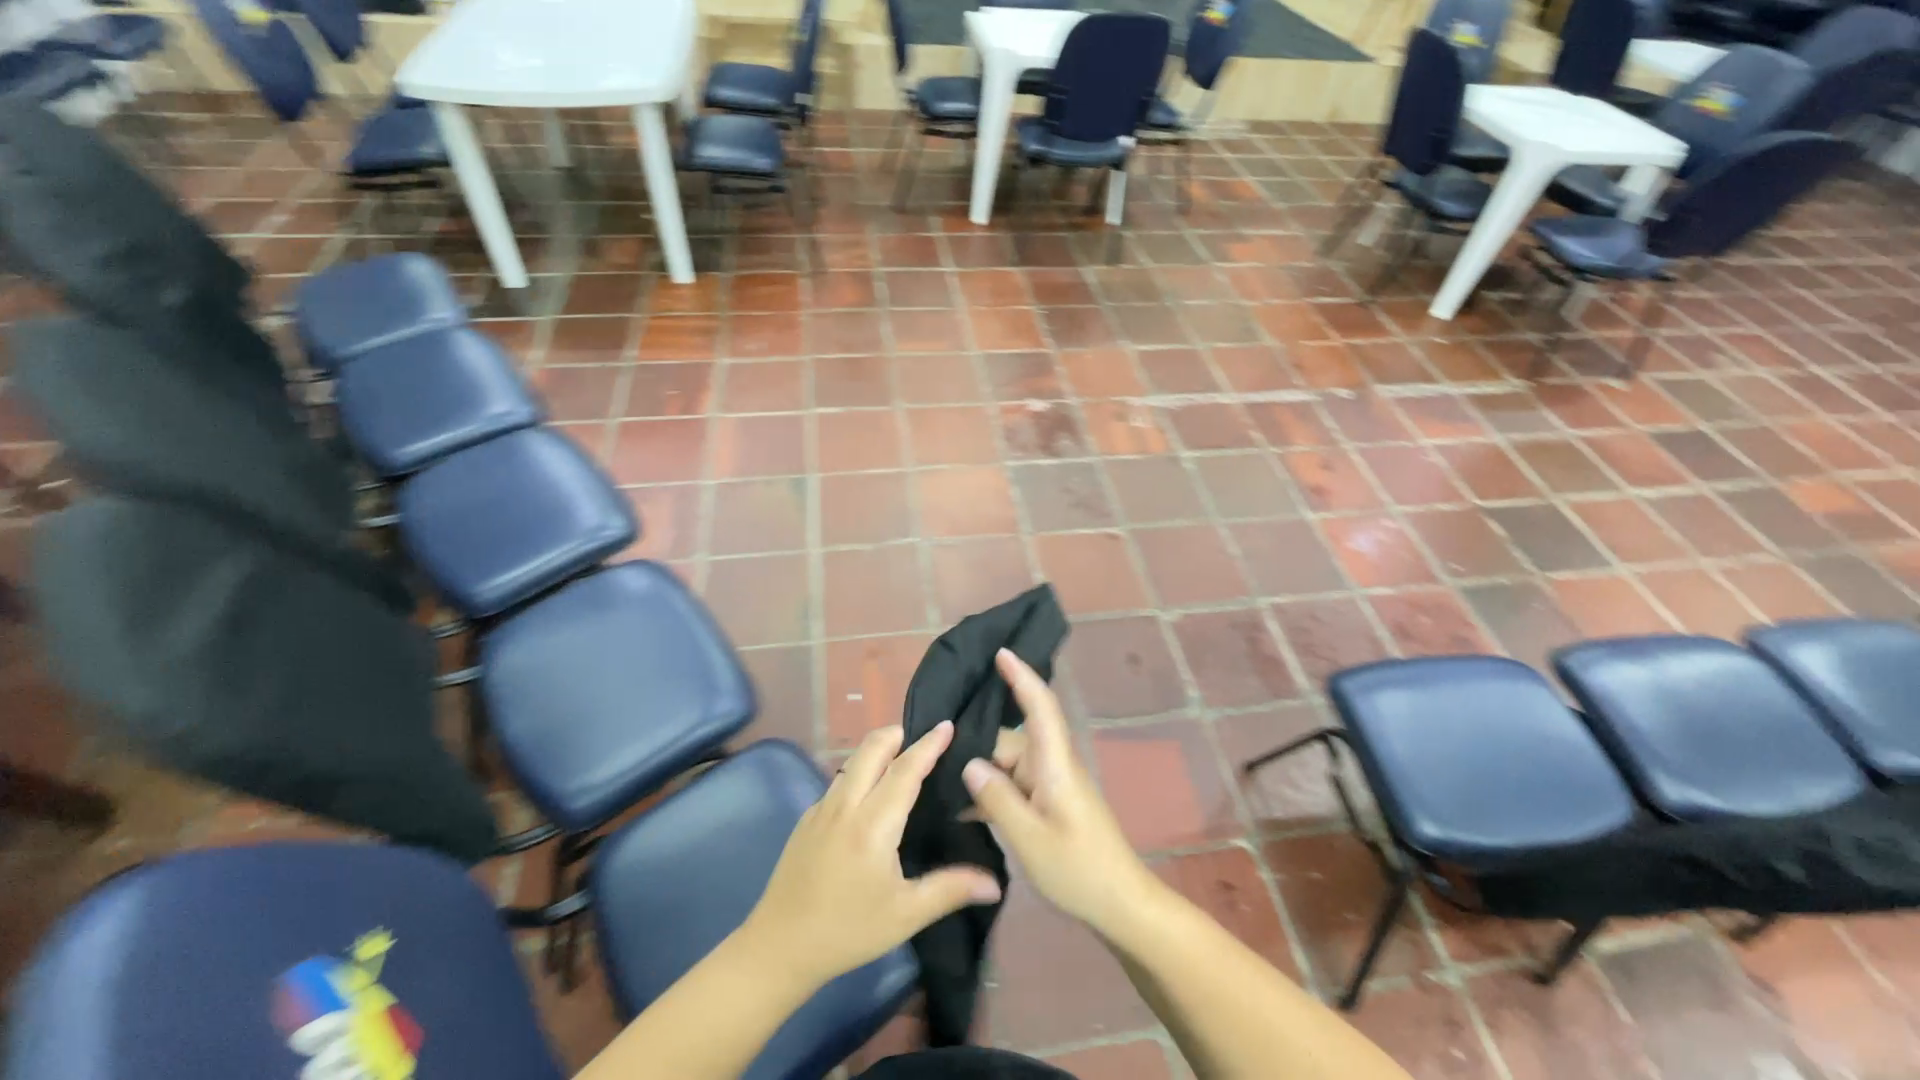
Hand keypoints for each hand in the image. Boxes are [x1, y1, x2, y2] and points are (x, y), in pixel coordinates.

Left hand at [739, 722, 1003, 990]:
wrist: (779, 946)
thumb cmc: (847, 931)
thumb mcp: (905, 915)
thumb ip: (951, 890)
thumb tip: (996, 884)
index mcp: (873, 824)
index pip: (905, 770)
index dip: (928, 745)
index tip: (947, 725)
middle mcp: (844, 806)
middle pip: (871, 749)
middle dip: (898, 735)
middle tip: (925, 737)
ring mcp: (820, 810)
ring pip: (851, 763)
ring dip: (877, 751)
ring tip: (901, 760)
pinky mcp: (806, 821)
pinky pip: (837, 783)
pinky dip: (859, 773)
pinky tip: (870, 797)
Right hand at [963, 650, 1158, 933]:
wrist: (1120, 906)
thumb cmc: (1079, 869)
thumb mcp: (1030, 839)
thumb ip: (997, 800)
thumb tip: (969, 765)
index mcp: (1054, 766)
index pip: (1040, 708)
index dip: (1022, 677)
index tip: (1001, 653)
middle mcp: (1052, 768)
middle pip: (1009, 742)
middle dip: (974, 747)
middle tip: (929, 760)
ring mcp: (1051, 788)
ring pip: (1006, 767)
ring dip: (979, 778)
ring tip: (935, 789)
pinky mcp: (1049, 807)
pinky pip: (1012, 789)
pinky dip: (990, 796)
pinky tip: (960, 813)